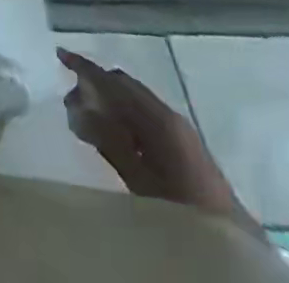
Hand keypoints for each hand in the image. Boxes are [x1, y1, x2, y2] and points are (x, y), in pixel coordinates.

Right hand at [59, 48, 260, 232]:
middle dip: (94, 85)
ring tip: (82, 118)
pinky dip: (120, 114)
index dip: (86, 67)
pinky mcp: (178, 140)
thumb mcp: (139, 179)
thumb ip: (110, 141)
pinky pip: (141, 114)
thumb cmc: (181, 208)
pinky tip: (109, 132)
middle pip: (124, 86)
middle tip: (68, 103)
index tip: (60, 55)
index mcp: (158, 118)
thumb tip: (79, 106)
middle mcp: (166, 113)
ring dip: (107, 101)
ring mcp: (175, 126)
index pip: (114, 82)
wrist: (227, 233)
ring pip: (133, 99)